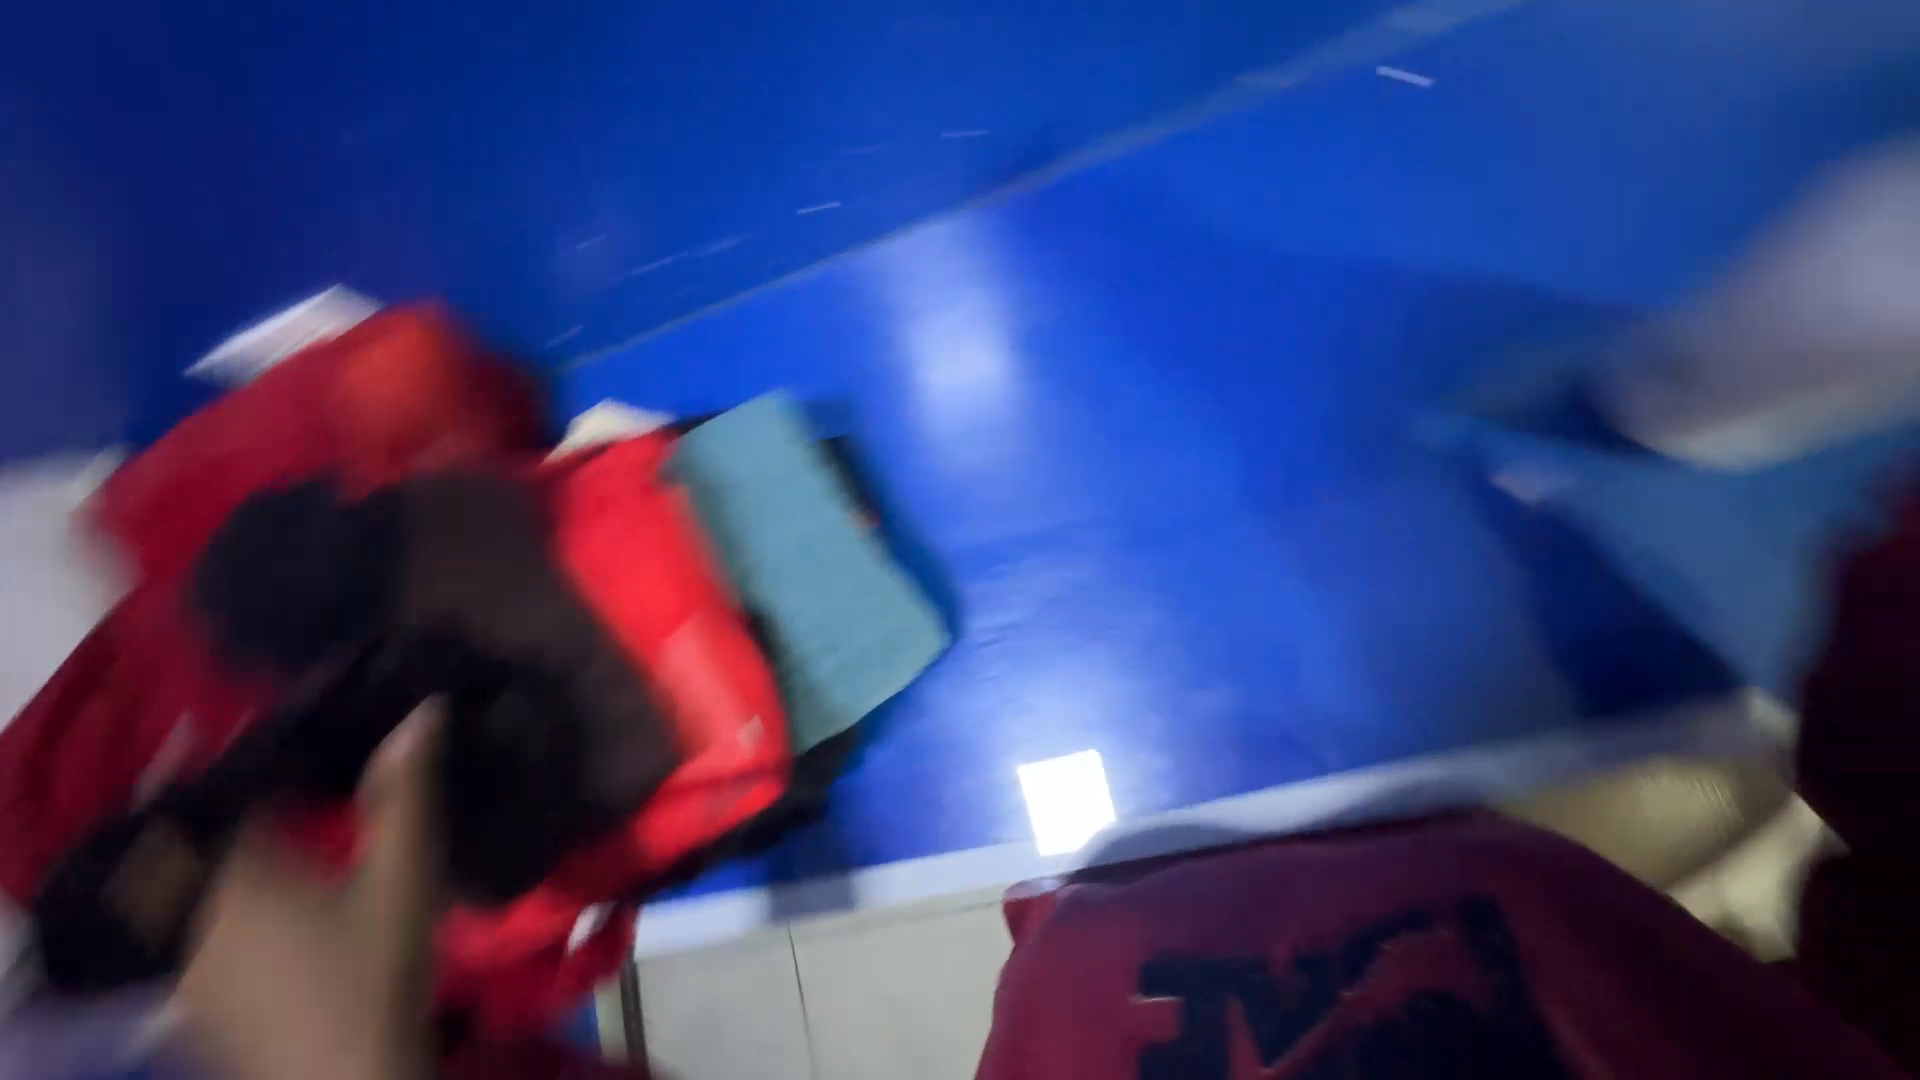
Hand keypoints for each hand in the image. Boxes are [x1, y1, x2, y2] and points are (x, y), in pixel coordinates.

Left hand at [179, 701, 444, 1079]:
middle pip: (189, 838)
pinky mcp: (202, 987)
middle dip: (226, 799)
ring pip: (188, 879)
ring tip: (283, 813)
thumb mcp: (403, 874)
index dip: (242, 760)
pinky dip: (227, 881)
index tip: (282, 734)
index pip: (212, 798)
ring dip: (225, 841)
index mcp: (229, 879)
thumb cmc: (374, 967)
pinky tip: (277, 881)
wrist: (350, 1075)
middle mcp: (189, 913)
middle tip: (282, 768)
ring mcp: (188, 958)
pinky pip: (198, 911)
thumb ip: (406, 794)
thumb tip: (423, 711)